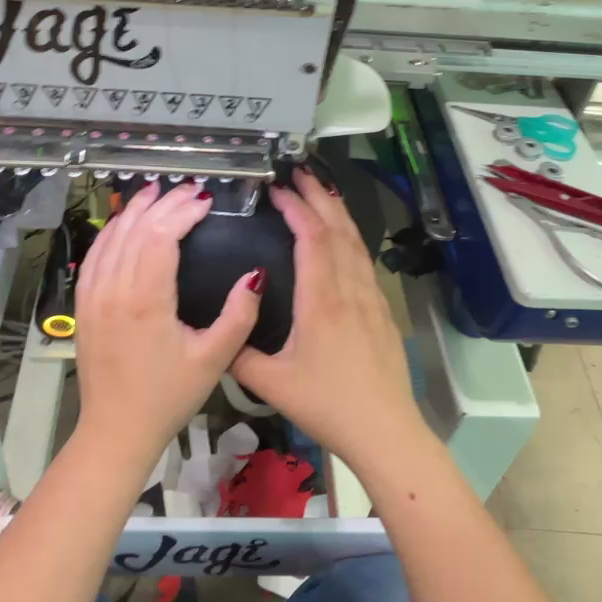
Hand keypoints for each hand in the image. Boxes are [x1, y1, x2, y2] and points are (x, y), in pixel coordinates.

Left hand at [73, 181, 263, 467]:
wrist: (117, 429)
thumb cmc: (168, 397)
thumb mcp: (214, 359)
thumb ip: (238, 315)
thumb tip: (255, 275)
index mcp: (146, 301)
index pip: (161, 236)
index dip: (184, 212)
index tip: (206, 200)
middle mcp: (114, 290)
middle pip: (137, 230)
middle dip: (164, 205)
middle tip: (190, 190)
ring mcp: (93, 296)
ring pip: (112, 238)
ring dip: (135, 212)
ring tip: (157, 193)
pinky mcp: (84, 305)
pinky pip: (94, 256)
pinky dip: (111, 232)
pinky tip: (124, 223)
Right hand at [230, 169, 428, 471]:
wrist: (386, 429)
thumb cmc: (328, 405)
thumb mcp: (273, 384)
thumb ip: (239, 353)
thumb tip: (216, 329)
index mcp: (322, 301)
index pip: (312, 238)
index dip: (296, 207)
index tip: (277, 188)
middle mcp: (349, 290)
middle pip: (338, 229)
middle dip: (318, 196)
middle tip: (299, 172)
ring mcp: (371, 298)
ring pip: (355, 242)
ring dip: (337, 212)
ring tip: (320, 191)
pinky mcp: (382, 311)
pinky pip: (364, 260)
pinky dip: (351, 236)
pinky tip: (343, 238)